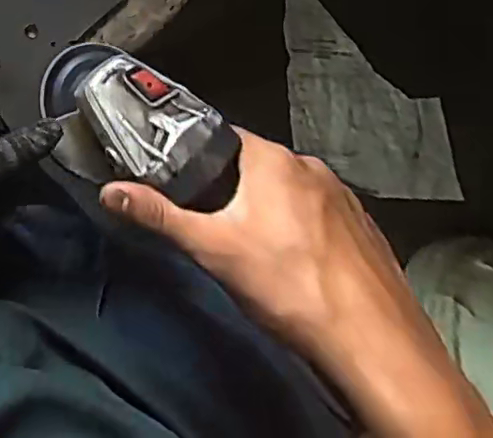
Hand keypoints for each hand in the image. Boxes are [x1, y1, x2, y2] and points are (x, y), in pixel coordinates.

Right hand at [101, 128, 492, 437]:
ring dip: (262, 206)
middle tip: (201, 213)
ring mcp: (347, 202)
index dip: (190, 152)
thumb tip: (108, 192)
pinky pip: (315, 215)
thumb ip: (157, 213)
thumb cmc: (291, 288)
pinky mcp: (368, 234)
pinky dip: (296, 227)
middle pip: (250, 163)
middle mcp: (313, 169)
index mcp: (275, 160)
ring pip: (284, 190)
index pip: (218, 136)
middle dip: (224, 183)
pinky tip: (288, 259)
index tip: (170, 171)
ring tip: (242, 238)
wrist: (384, 357)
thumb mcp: (210, 248)